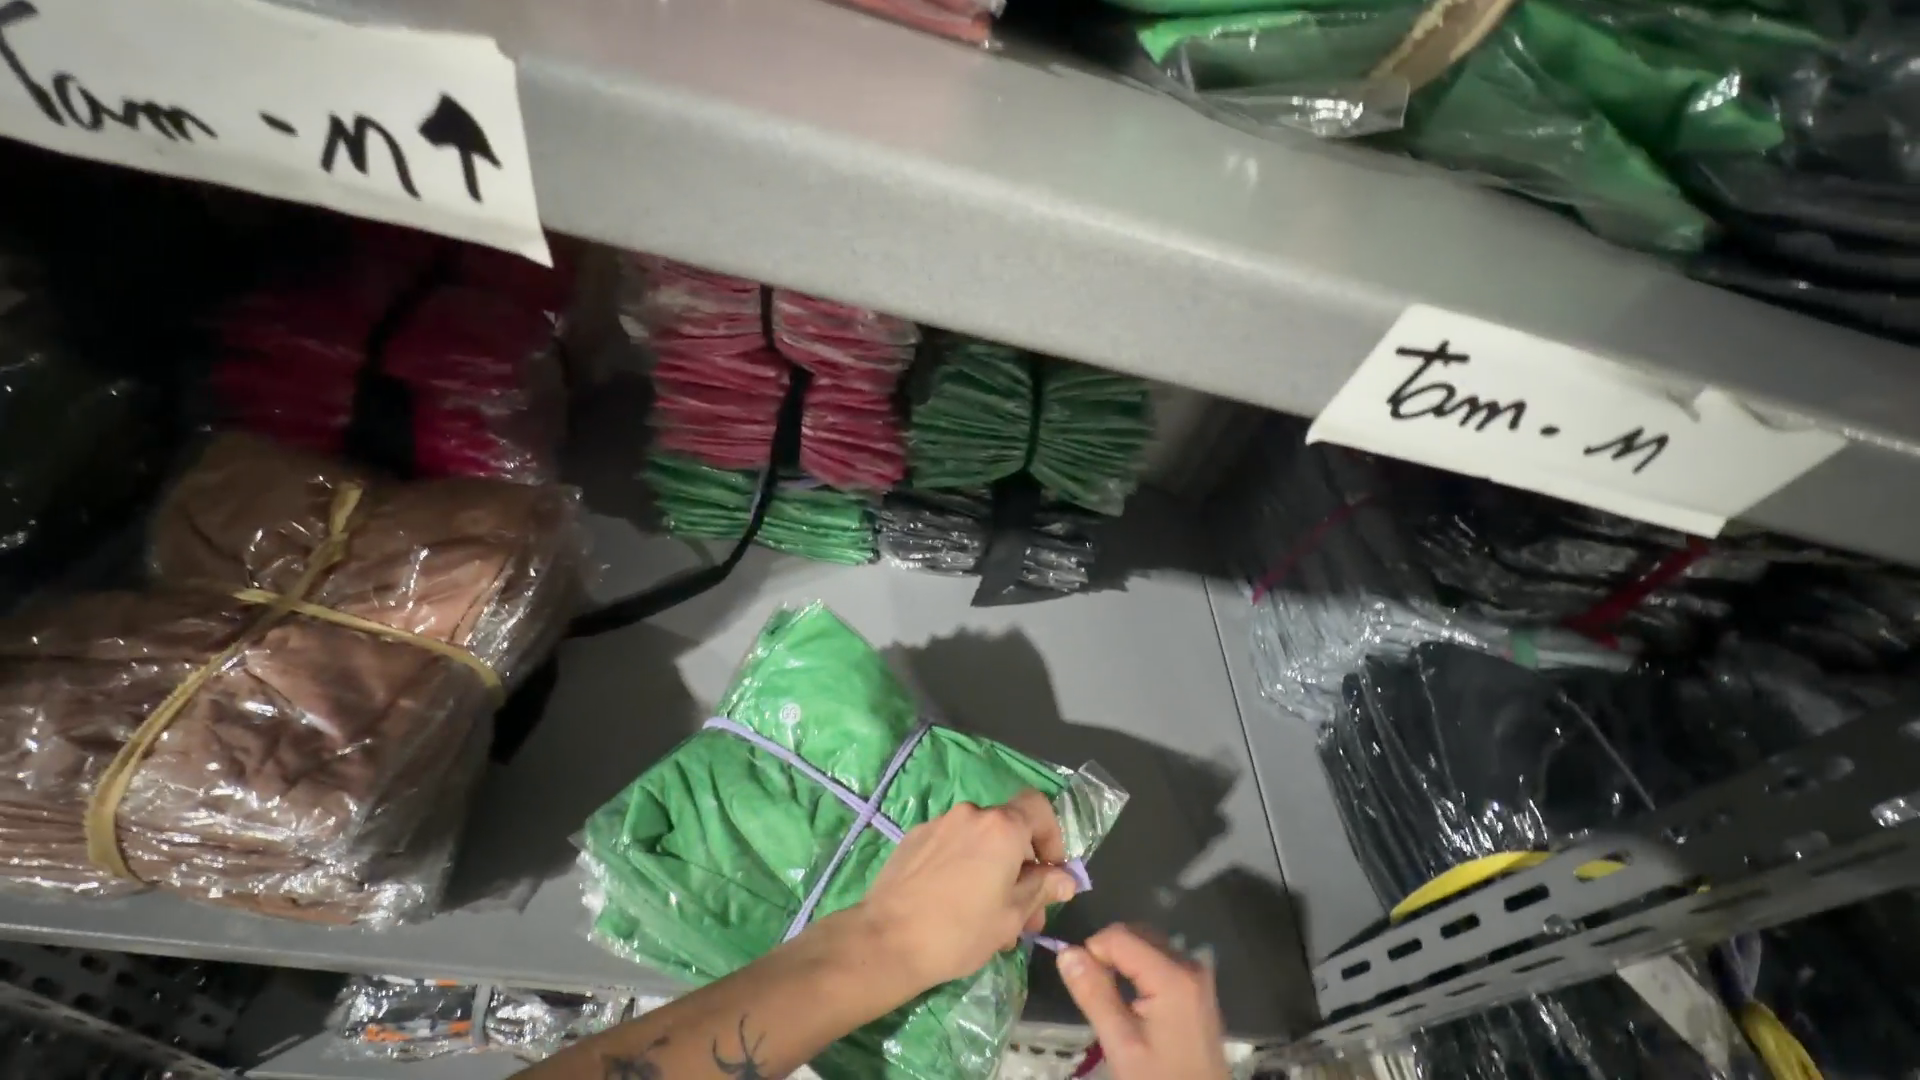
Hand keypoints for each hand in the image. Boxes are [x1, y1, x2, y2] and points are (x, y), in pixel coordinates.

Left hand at [854, 790, 1080, 993]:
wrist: (887, 939)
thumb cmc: (960, 930)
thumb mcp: (1012, 915)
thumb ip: (1042, 889)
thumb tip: (1065, 878)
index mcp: (1001, 827)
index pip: (1038, 808)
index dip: (1052, 837)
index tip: (1051, 872)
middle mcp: (971, 814)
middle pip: (1009, 829)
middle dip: (1023, 866)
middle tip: (1025, 913)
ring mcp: (939, 823)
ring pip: (980, 841)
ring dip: (993, 870)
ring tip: (990, 916)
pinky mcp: (915, 837)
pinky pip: (953, 846)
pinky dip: (965, 866)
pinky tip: (956, 902)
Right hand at [1059, 925, 1230, 1079]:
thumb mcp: (1121, 1045)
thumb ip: (1094, 994)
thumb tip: (1065, 952)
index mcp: (1172, 976)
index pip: (1118, 936)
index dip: (1092, 952)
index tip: (1083, 986)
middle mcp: (1188, 963)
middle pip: (1133, 934)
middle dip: (1107, 954)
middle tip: (1095, 994)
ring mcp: (1196, 973)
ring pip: (1145, 942)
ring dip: (1121, 959)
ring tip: (1111, 997)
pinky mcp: (1197, 985)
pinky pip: (1159, 957)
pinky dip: (1138, 967)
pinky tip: (1131, 998)